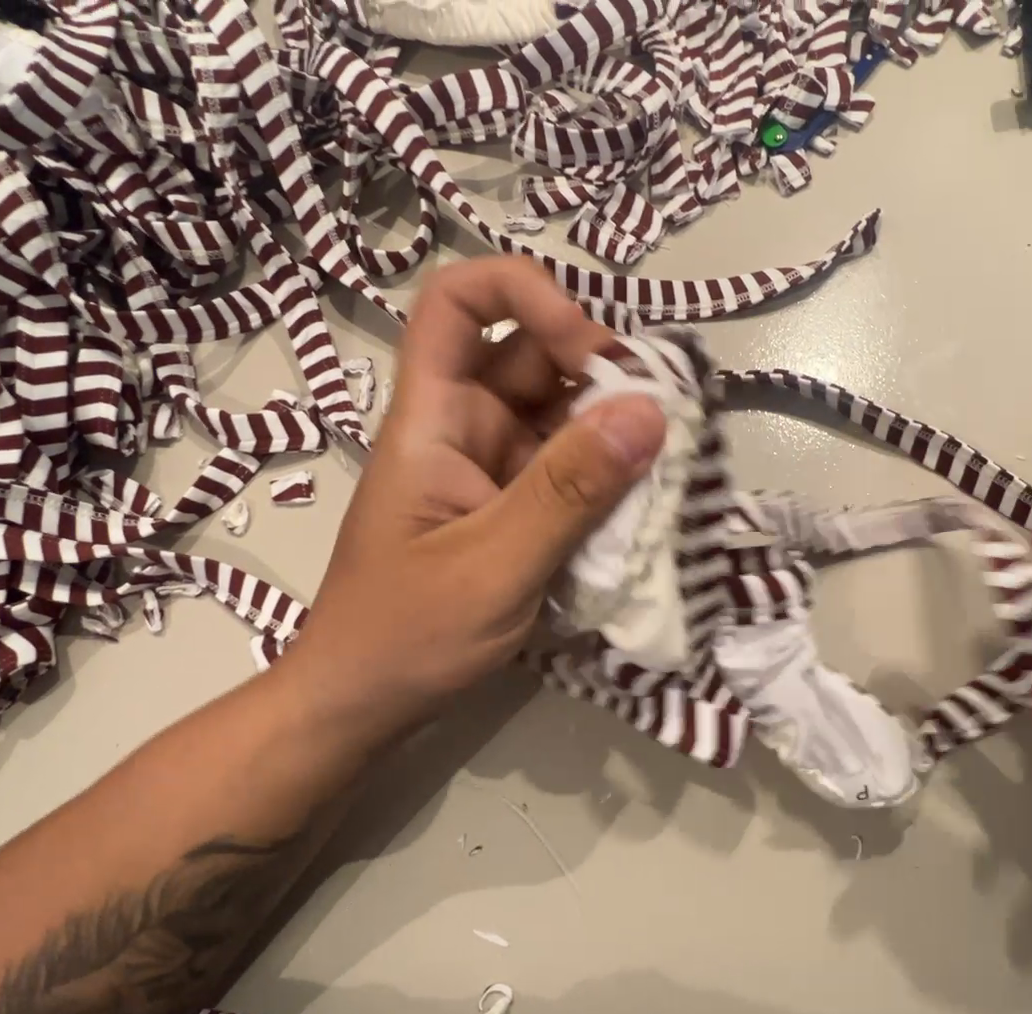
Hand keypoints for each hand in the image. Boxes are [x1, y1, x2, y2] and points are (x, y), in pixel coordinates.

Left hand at [277, 256, 666, 740]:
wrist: (361, 703)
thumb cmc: (405, 635)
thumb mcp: (494, 565)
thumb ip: (568, 491)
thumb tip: (650, 410)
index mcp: (432, 419)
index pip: (455, 303)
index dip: (522, 292)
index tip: (587, 347)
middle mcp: (461, 428)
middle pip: (528, 355)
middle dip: (597, 371)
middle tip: (662, 418)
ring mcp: (488, 470)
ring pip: (557, 414)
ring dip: (613, 429)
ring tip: (669, 461)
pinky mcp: (509, 510)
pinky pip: (565, 469)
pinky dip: (606, 476)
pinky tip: (646, 501)